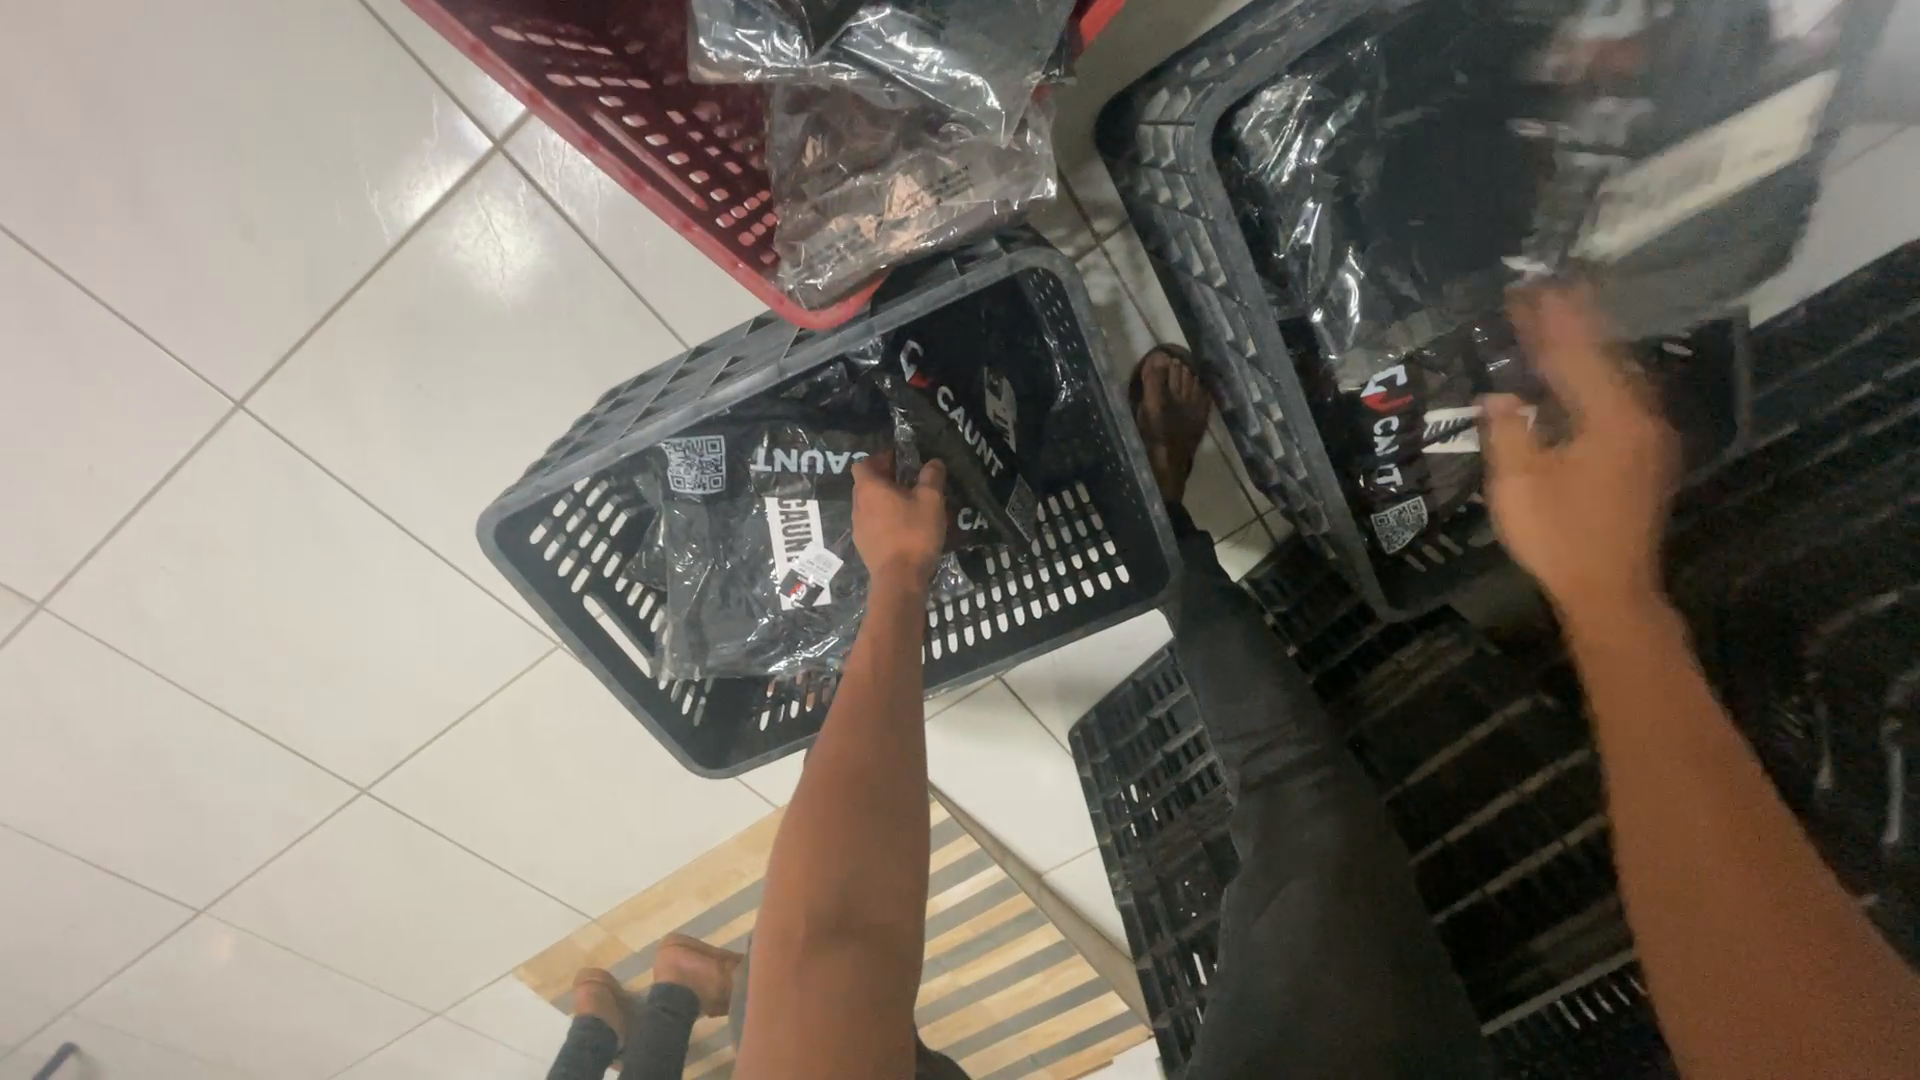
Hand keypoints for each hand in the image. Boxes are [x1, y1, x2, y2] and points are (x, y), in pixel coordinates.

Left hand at [851, 455, 946, 590]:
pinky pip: (872, 524)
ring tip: (908, 506)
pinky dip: (884, 520)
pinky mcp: (864, 546)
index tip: (898, 460)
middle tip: (907, 481)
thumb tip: (933, 462)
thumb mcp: (931, 500)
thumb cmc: (914, 533)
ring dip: (884, 501)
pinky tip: (902, 529)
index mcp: (870, 488)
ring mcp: (858, 527)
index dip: (879, 459)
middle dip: (883, 479)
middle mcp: (858, 505)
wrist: (900, 578)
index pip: (864, 464)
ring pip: (868, 506)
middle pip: (865, 484)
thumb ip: (932, 477)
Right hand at [1482, 286, 1679, 620]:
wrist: (1607, 586)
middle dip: (1574, 323)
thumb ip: (1508, 431)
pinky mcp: (1641, 456)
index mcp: (1609, 419)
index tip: (1530, 289)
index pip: (1575, 355)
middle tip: (1547, 289)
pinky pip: (1618, 399)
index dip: (1550, 322)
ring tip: (1561, 319)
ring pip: (1615, 377)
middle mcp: (1638, 419)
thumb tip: (1499, 395)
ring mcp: (1646, 438)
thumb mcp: (1517, 482)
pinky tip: (1578, 374)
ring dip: (1587, 346)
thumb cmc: (1557, 533)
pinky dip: (1594, 376)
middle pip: (1604, 358)